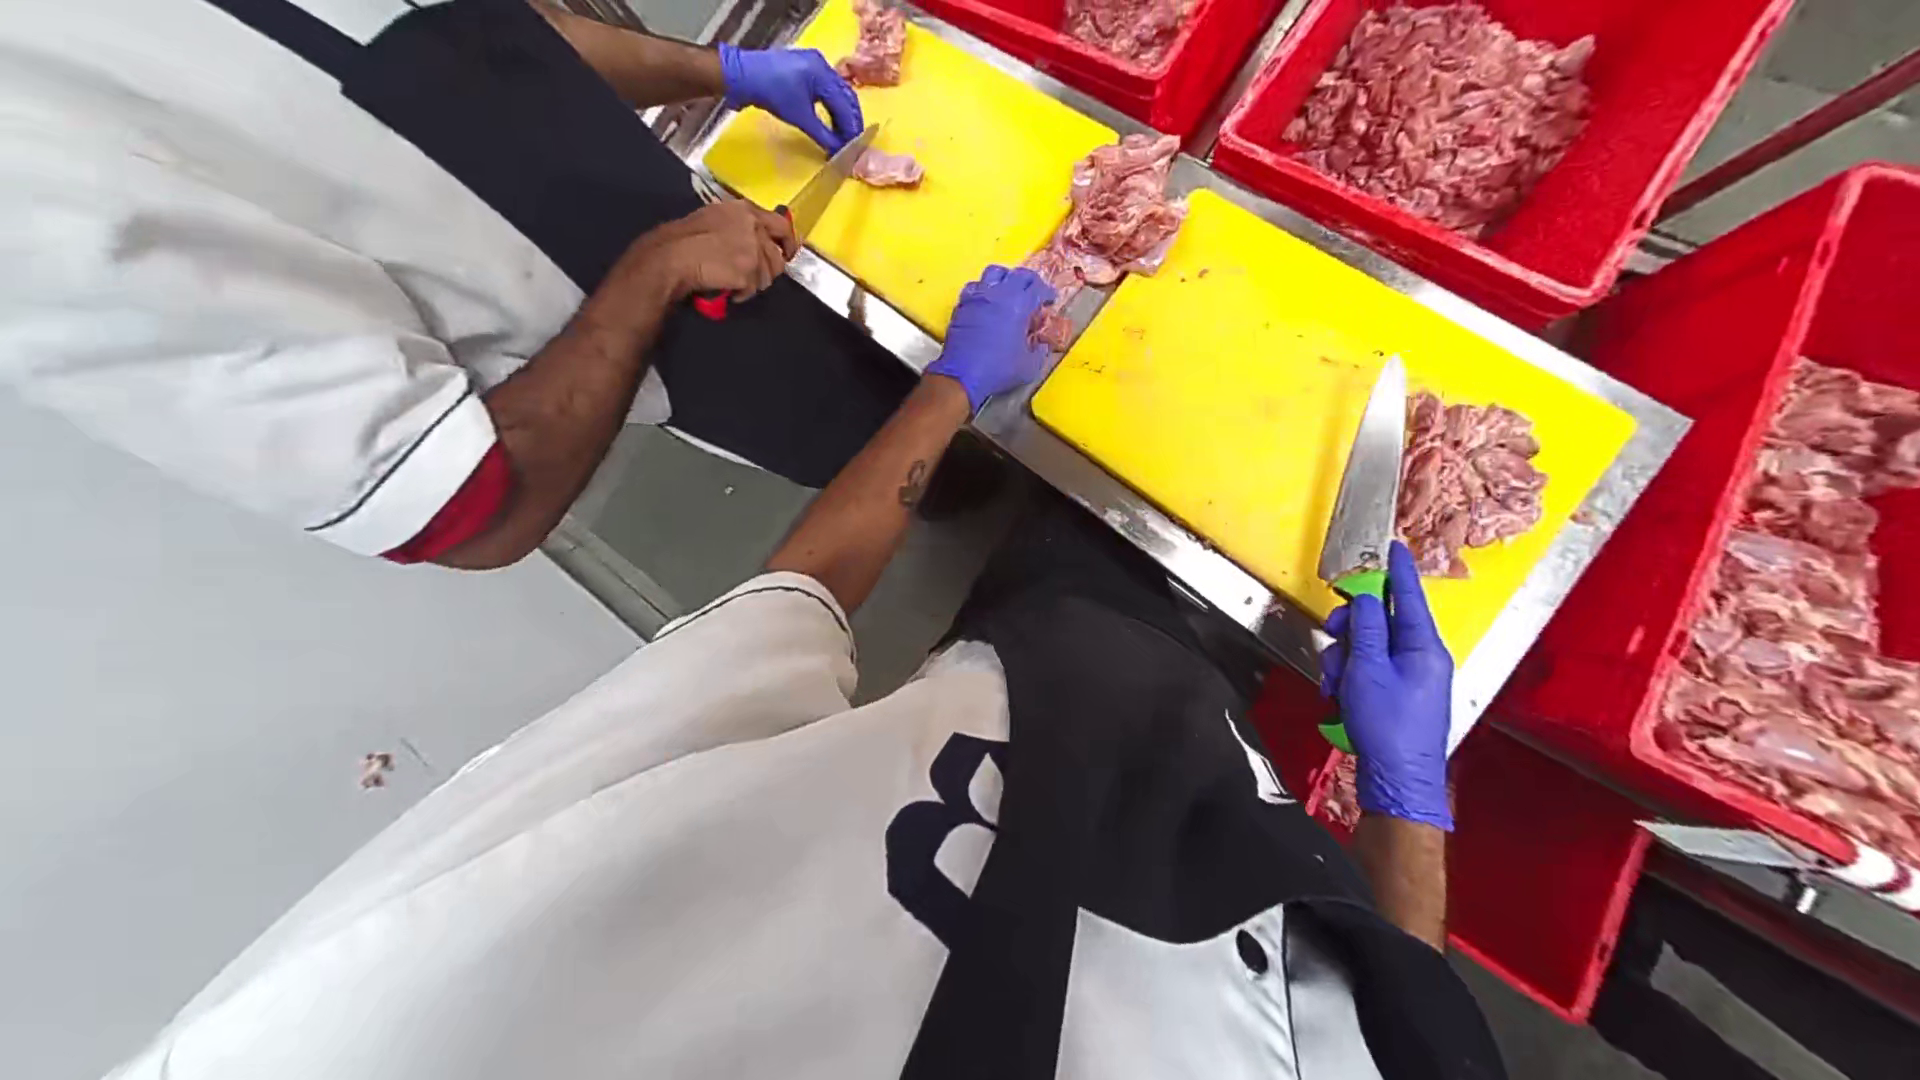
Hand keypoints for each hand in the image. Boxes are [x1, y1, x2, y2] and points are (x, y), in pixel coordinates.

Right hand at [610, 201, 797, 303]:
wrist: (674, 255)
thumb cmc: (688, 237)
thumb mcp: (717, 217)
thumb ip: (743, 225)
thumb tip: (760, 236)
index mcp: (746, 211)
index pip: (781, 225)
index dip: (788, 242)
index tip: (787, 253)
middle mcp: (754, 228)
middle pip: (777, 258)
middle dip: (767, 271)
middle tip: (752, 277)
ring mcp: (753, 251)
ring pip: (767, 277)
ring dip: (752, 284)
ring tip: (732, 280)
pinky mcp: (748, 272)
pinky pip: (753, 290)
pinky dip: (741, 294)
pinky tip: (727, 287)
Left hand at [718, 45, 863, 152]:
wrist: (744, 76)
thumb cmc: (772, 93)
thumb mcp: (800, 117)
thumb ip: (823, 135)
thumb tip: (839, 152)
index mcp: (823, 73)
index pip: (845, 104)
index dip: (851, 128)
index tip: (854, 148)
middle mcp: (822, 65)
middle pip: (846, 97)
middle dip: (850, 121)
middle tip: (852, 143)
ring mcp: (814, 65)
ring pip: (837, 94)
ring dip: (841, 116)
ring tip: (842, 136)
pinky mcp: (805, 69)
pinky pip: (827, 90)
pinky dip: (831, 108)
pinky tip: (831, 123)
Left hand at [926, 267, 1056, 412]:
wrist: (962, 375)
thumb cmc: (998, 370)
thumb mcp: (1029, 366)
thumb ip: (1040, 351)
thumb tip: (1041, 344)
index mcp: (1019, 305)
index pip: (1038, 287)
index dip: (1047, 292)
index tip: (1049, 301)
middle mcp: (998, 294)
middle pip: (1018, 273)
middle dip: (1029, 281)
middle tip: (1033, 292)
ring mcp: (978, 297)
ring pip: (994, 272)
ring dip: (1005, 278)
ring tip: (1008, 290)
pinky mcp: (962, 305)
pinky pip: (974, 287)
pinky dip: (984, 289)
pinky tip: (986, 301)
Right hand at [1319, 541, 1453, 829]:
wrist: (1398, 776)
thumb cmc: (1386, 722)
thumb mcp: (1368, 669)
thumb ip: (1366, 629)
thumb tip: (1367, 599)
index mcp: (1424, 647)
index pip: (1409, 597)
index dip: (1399, 570)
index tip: (1394, 545)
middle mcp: (1421, 657)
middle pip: (1380, 622)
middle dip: (1350, 628)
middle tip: (1332, 637)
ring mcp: (1409, 676)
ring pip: (1367, 646)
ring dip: (1343, 658)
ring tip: (1336, 683)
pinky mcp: (1395, 692)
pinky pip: (1367, 668)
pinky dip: (1348, 676)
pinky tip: (1339, 694)